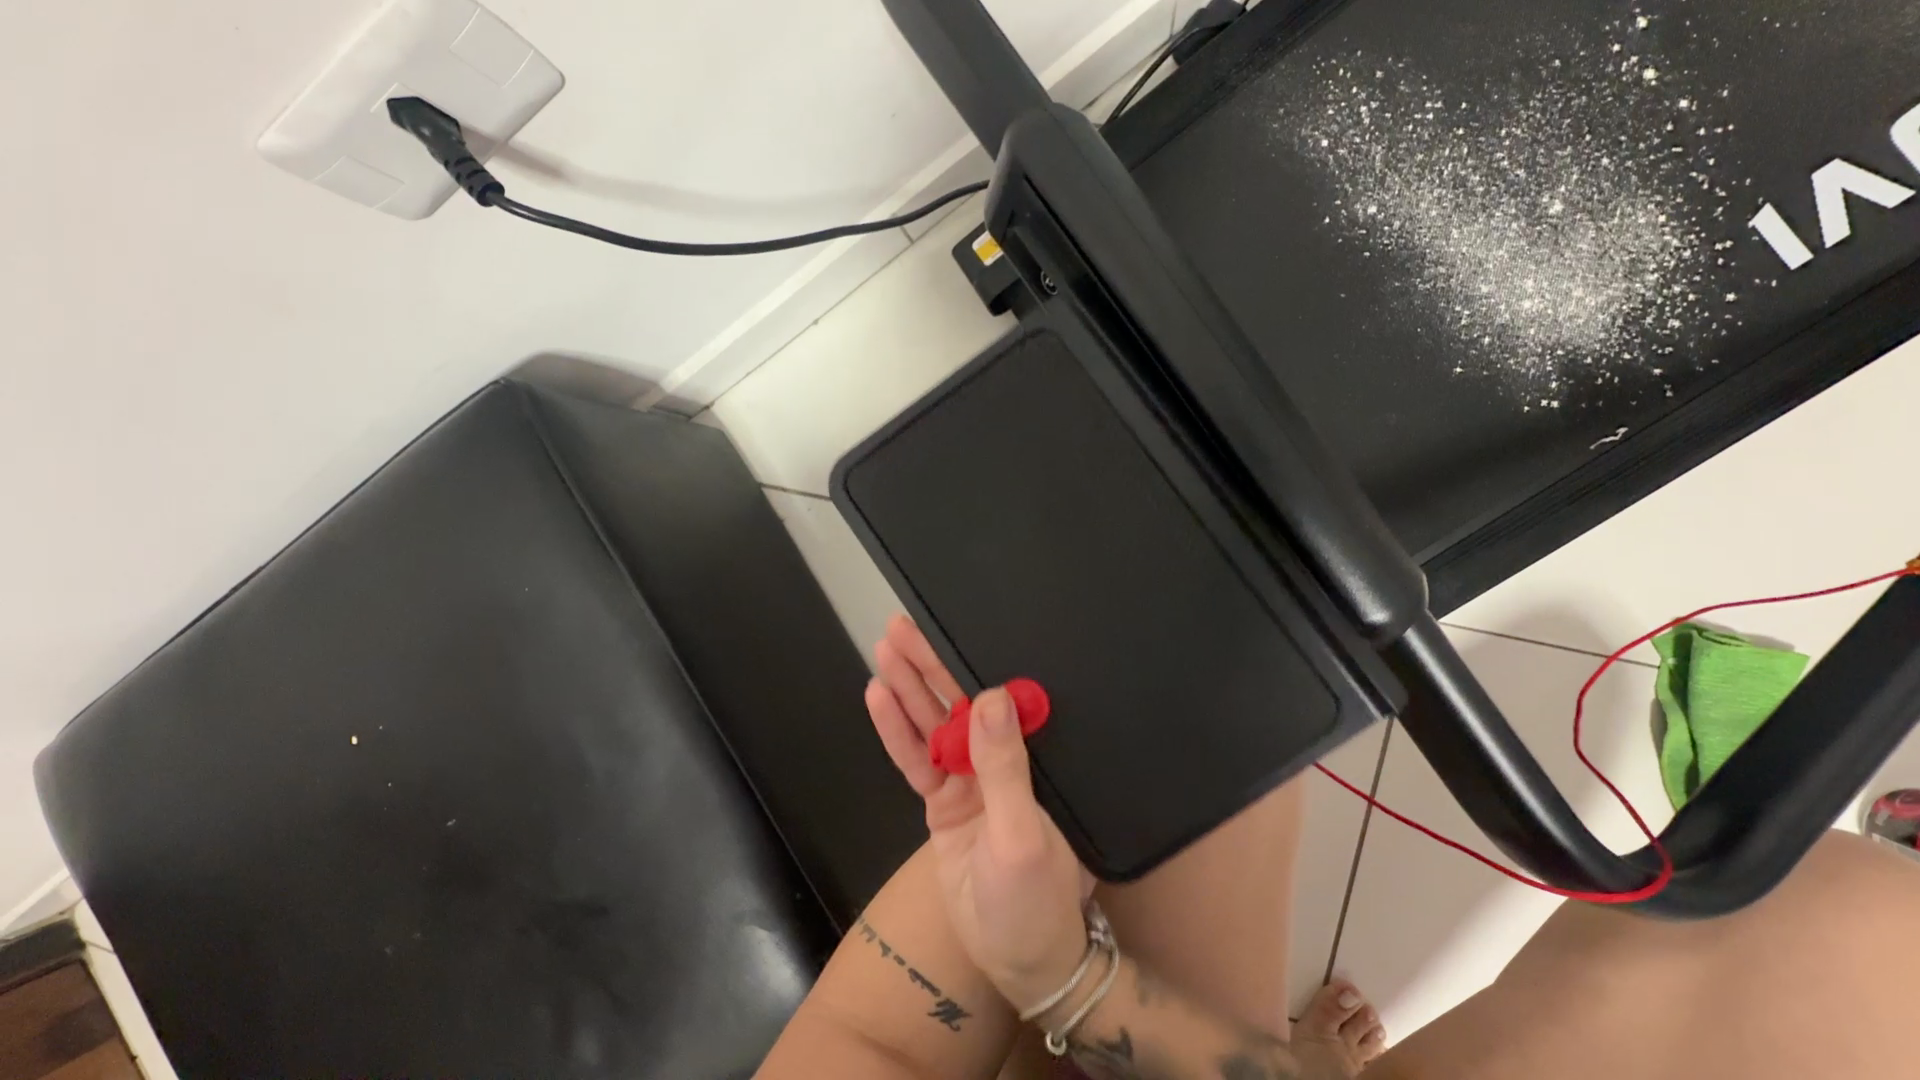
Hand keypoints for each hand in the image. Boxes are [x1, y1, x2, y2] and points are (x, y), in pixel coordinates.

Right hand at [866, 616, 1092, 1010]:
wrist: (1020, 958)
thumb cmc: (1036, 901)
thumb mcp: (1021, 834)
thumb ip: (1005, 768)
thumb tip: (992, 698)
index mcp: (1033, 761)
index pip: (999, 700)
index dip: (970, 663)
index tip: (949, 627)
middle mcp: (1001, 761)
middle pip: (960, 703)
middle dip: (931, 665)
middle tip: (902, 627)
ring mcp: (969, 781)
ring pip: (934, 726)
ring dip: (909, 690)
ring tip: (885, 650)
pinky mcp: (944, 802)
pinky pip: (917, 761)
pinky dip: (898, 733)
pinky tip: (879, 700)